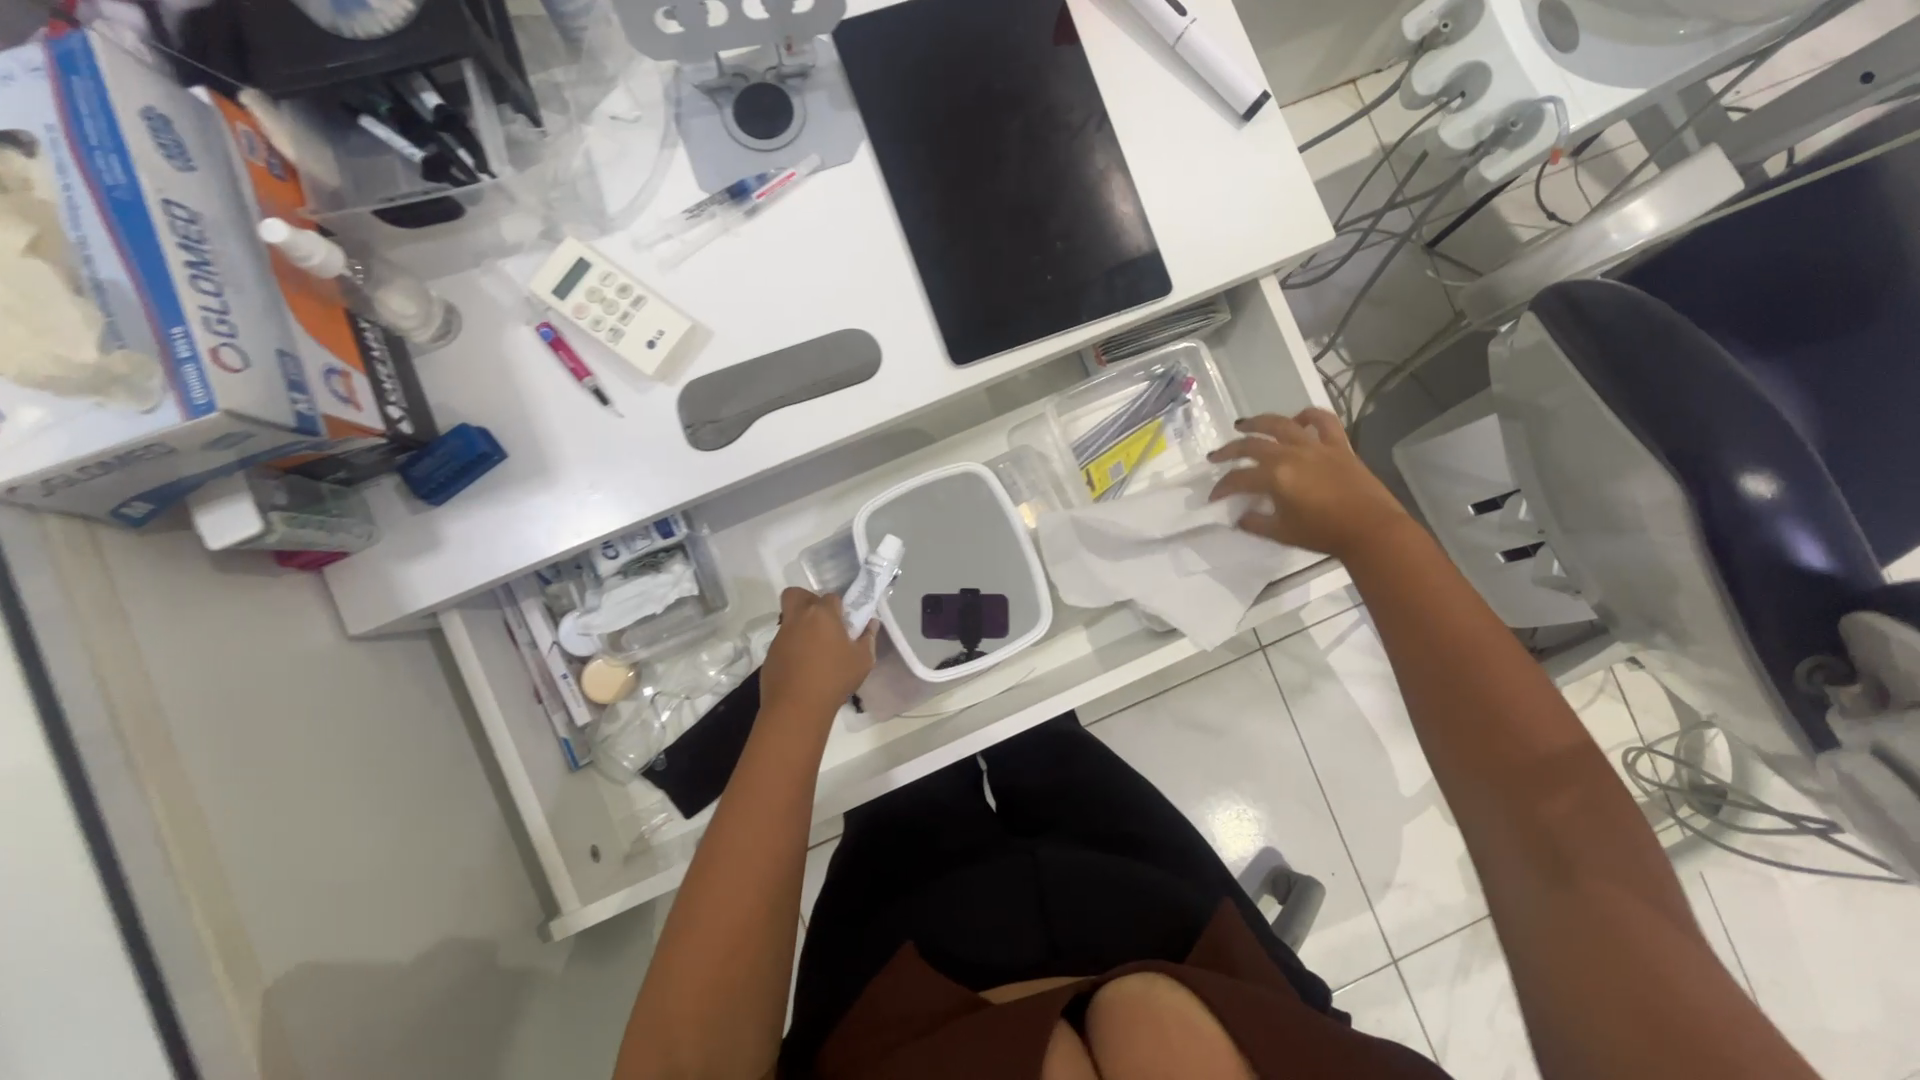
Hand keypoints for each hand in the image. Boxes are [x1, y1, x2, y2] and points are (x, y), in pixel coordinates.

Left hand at [760, 587, 877, 718]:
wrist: (797, 707)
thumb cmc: (835, 678)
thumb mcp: (863, 660)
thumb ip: (868, 638)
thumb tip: (871, 624)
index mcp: (822, 614)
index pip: (831, 597)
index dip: (839, 607)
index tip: (845, 623)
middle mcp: (798, 618)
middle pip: (797, 594)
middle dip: (808, 600)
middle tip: (822, 621)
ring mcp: (780, 636)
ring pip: (789, 619)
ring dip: (800, 627)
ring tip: (815, 650)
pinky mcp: (770, 654)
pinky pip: (782, 642)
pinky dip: (792, 647)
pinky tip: (803, 667)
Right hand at [1206, 409, 1413, 559]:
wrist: (1371, 530)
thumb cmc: (1324, 534)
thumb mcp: (1281, 533)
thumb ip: (1255, 523)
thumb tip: (1240, 517)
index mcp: (1275, 476)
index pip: (1238, 478)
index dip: (1221, 488)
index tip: (1214, 498)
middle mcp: (1291, 454)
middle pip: (1251, 445)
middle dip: (1229, 451)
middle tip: (1215, 457)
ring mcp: (1315, 446)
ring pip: (1281, 424)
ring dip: (1258, 422)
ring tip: (1243, 425)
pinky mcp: (1338, 446)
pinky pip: (1323, 422)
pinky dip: (1308, 416)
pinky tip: (1298, 419)